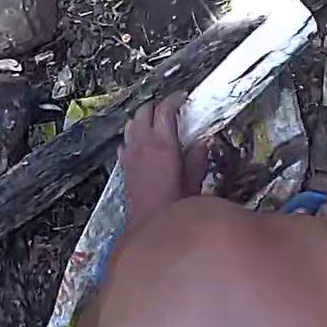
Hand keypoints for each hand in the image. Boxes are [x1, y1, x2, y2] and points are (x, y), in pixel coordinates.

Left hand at [120, 96, 207, 228]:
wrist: (148, 228)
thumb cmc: (174, 207)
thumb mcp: (194, 181)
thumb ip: (197, 158)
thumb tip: (202, 143)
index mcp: (162, 144)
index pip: (165, 109)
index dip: (175, 100)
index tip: (184, 98)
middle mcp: (143, 145)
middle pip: (144, 111)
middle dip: (158, 106)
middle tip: (172, 109)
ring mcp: (130, 155)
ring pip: (132, 124)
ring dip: (144, 119)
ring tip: (157, 123)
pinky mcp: (124, 166)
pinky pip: (126, 143)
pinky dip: (134, 138)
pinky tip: (143, 145)